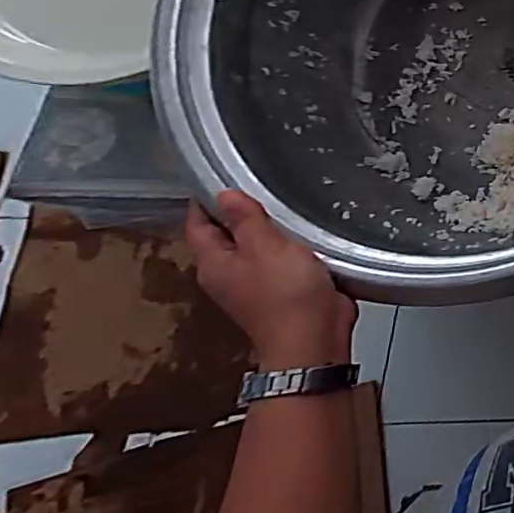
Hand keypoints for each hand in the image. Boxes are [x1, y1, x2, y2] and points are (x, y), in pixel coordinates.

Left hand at [186, 190, 355, 367]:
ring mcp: (257, 283)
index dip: (208, 202)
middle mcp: (230, 273)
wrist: (313, 337)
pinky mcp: (285, 289)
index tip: (224, 175)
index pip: (200, 226)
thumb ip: (247, 220)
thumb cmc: (285, 292)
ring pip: (258, 246)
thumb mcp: (266, 247)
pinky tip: (310, 233)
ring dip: (272, 229)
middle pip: (229, 235)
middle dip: (243, 212)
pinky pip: (283, 259)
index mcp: (214, 264)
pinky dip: (292, 245)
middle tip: (265, 183)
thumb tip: (225, 195)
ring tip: (291, 203)